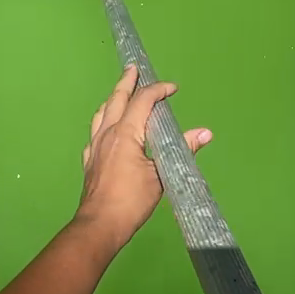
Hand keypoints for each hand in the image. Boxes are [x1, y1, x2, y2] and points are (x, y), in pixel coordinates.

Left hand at [73, 65, 210, 245]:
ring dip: (113, 98)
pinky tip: (108, 127)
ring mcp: (94, 146)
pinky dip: (105, 120)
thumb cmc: (132, 201)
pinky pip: (96, 131)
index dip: (158, 90)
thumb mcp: (161, 176)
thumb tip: (205, 133)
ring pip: (102, 113)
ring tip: (121, 92)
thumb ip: (181, 150)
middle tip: (134, 68)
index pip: (142, 101)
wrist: (100, 224)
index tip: (172, 88)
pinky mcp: (89, 160)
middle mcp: (107, 134)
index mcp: (125, 133)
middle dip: (127, 82)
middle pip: (117, 99)